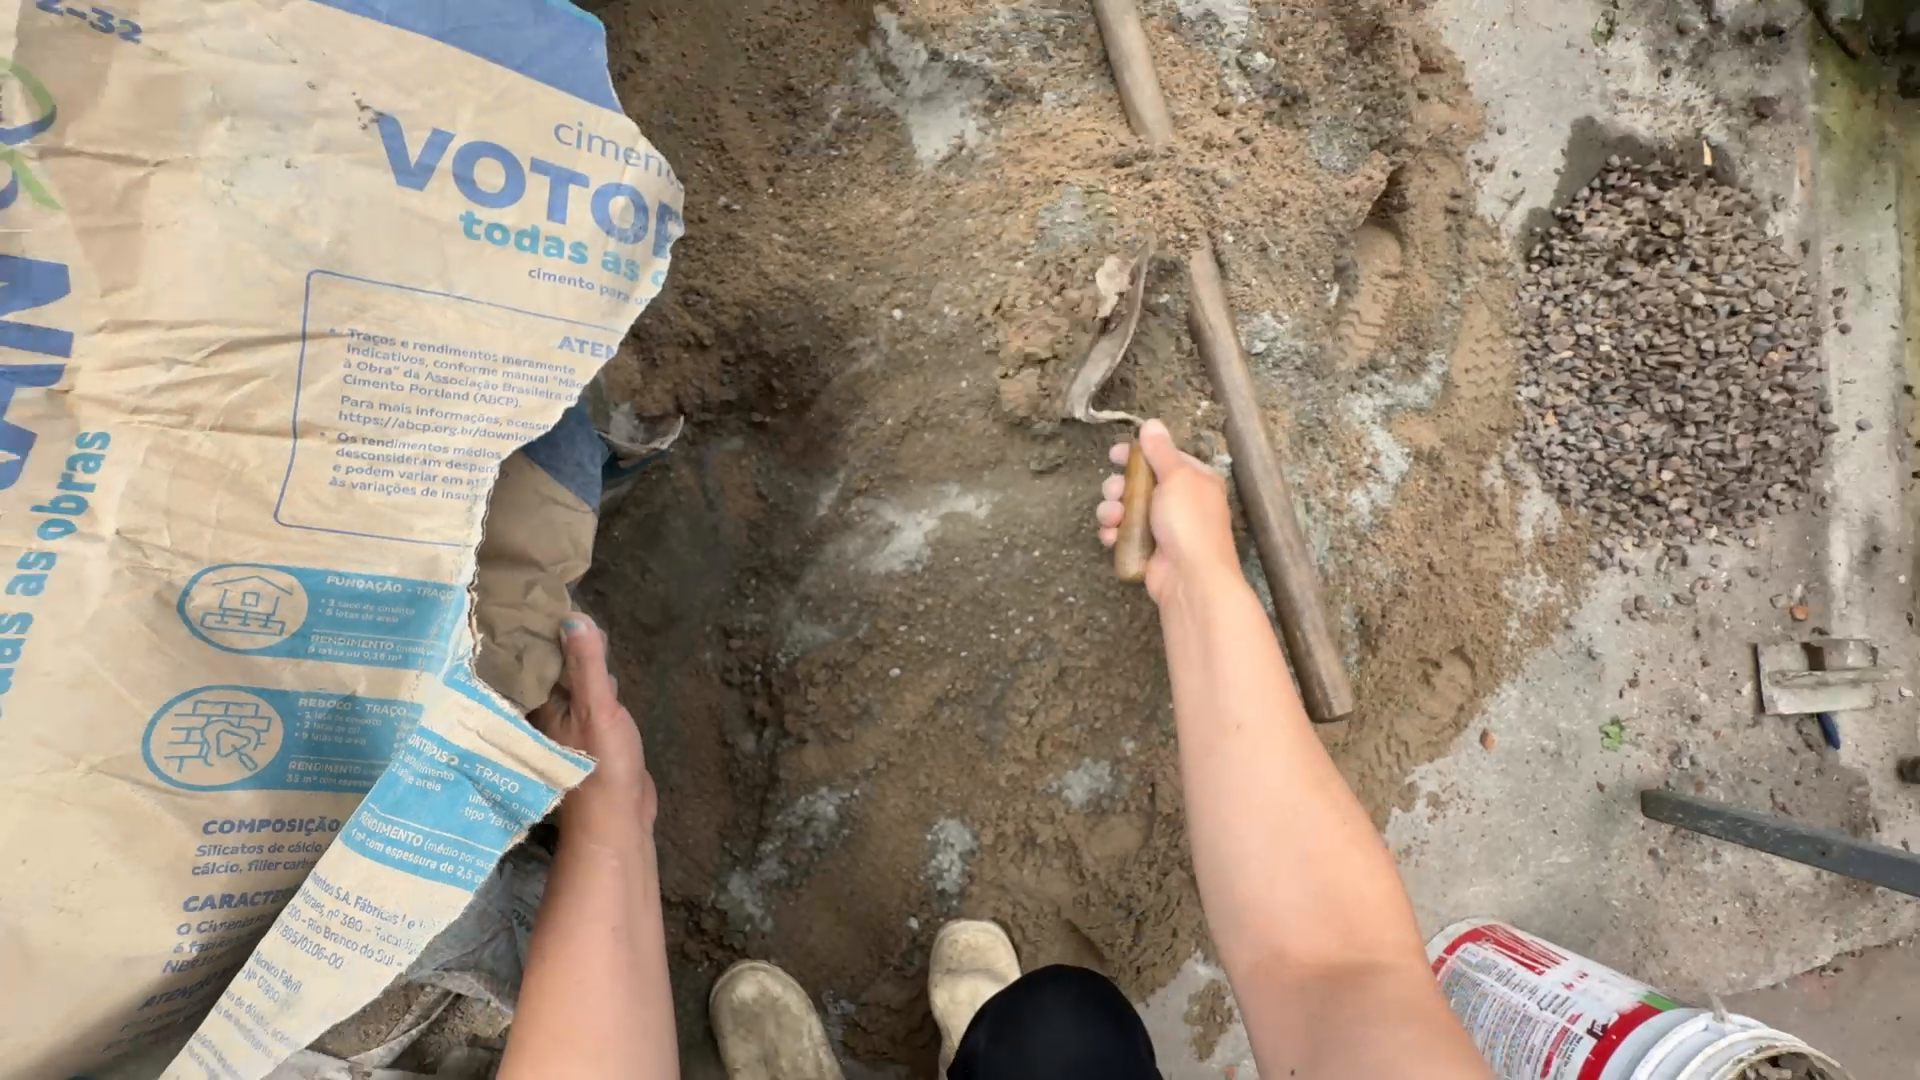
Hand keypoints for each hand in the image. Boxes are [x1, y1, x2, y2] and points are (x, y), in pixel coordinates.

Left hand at [532, 614, 656, 833]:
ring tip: (590, 632)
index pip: (533, 660)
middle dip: (563, 645)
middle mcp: (546, 714)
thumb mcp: (598, 706)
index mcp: (537, 707)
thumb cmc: (602, 763)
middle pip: (552, 670)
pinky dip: (597, 685)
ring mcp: (569, 726)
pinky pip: (590, 700)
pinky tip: (606, 675)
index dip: (538, 632)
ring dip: (583, 665)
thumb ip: (587, 664)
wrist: (620, 815)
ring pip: (573, 685)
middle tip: (569, 608)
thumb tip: (573, 617)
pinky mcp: (591, 735)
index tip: (543, 600)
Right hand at [1096, 419, 1240, 604]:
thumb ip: (1160, 451)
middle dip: (1119, 486)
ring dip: (1112, 510)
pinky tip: (1110, 536)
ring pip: (1125, 509)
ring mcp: (1161, 527)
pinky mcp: (1146, 548)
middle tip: (1114, 491)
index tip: (1115, 453)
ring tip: (1112, 518)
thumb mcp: (1177, 477)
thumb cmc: (1189, 521)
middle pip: (1138, 483)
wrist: (1191, 577)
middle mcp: (1178, 501)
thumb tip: (1151, 424)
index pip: (1162, 458)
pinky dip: (1113, 533)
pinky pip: (1123, 534)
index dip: (1137, 454)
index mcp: (1193, 479)